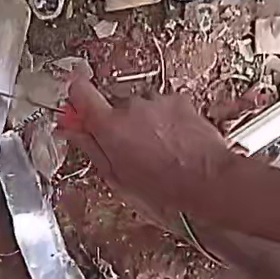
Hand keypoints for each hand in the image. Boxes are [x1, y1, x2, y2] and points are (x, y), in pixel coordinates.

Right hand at [59, 76, 239, 222]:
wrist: (208, 181)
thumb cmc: (163, 187)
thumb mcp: (116, 176)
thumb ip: (90, 147)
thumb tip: (71, 131)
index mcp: (110, 125)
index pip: (80, 91)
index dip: (77, 99)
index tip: (77, 110)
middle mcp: (131, 106)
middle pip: (112, 104)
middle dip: (115, 121)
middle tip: (126, 147)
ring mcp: (157, 101)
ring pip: (139, 105)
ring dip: (142, 121)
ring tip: (154, 148)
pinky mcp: (179, 100)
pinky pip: (161, 106)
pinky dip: (163, 119)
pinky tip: (171, 142)